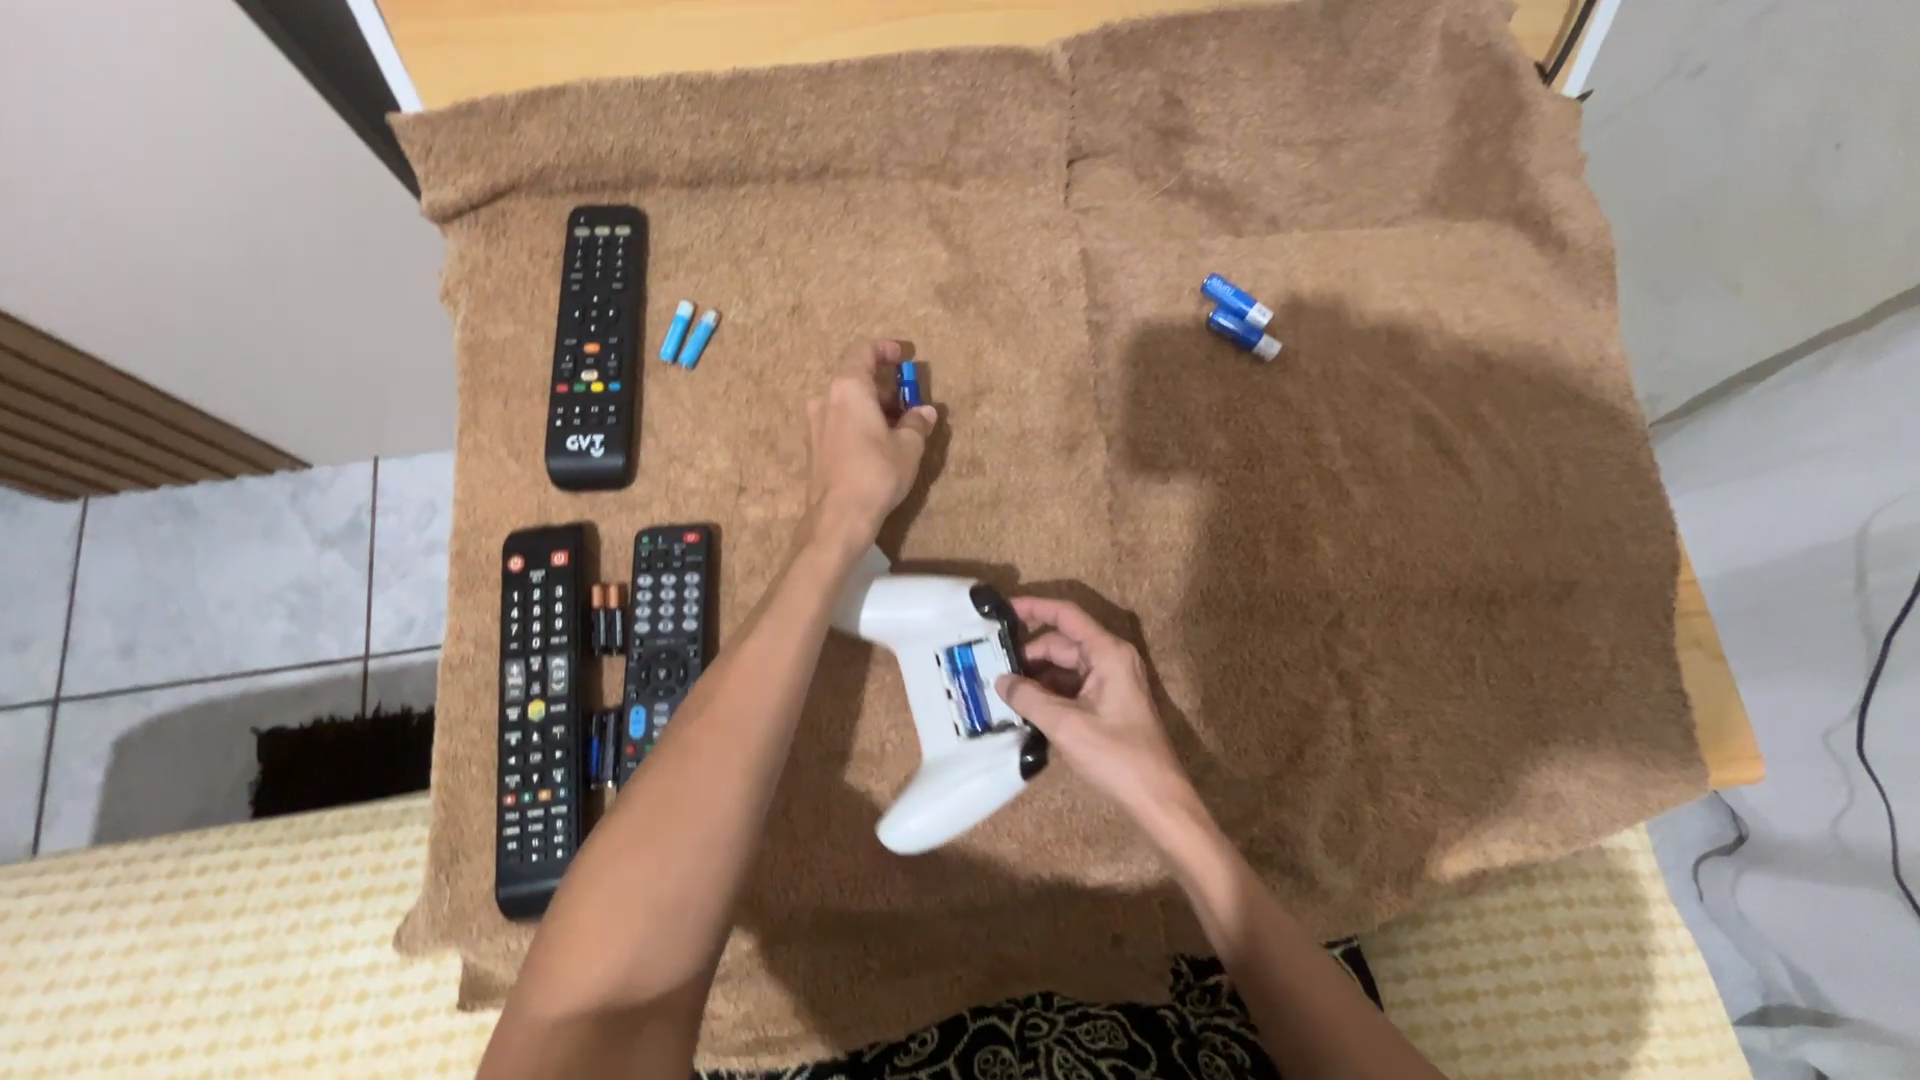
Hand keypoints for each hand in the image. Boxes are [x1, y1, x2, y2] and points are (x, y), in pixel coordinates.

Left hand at [803, 340, 937, 548]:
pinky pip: (838, 422)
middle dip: (883, 387)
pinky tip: (876, 444)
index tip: (903, 356)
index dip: (885, 349)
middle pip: (854, 378)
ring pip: (846, 403)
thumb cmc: (876, 473)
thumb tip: (925, 412)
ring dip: (871, 407)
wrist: (839, 517)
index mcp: (848, 388)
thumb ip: (917, 423)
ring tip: (897, 427)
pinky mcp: (813, 447)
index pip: (863, 351)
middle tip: (908, 403)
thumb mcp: (908, 447)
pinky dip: (858, 423)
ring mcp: (815, 424)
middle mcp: (825, 399)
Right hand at [995, 597, 1205, 840]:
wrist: (1156, 797)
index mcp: (1107, 654)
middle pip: (1061, 643)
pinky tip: (1024, 708)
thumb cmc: (1116, 756)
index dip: (1034, 608)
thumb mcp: (1066, 725)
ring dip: (1036, 677)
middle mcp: (1111, 660)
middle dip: (1028, 654)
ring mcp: (1111, 682)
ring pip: (1064, 667)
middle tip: (991, 668)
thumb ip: (1029, 698)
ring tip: (1002, 691)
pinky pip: (1071, 687)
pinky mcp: (1108, 703)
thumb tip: (1001, 680)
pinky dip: (1048, 693)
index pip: (1066, 616)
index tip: (1002, 611)